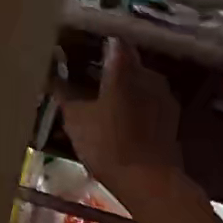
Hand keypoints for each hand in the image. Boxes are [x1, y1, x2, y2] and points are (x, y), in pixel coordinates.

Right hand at [57, 39, 182, 199]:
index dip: (96, 39)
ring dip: (122, 84)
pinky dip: (135, 102)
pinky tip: (120, 116)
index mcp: (124, 68)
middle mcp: (148, 73)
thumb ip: (64, 93)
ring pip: (138, 79)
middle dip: (107, 64)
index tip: (80, 43)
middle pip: (126, 59)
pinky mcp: (171, 115)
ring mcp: (164, 94)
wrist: (150, 183)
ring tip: (101, 97)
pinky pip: (149, 98)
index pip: (112, 39)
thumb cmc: (108, 145)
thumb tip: (51, 76)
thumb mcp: (76, 120)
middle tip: (85, 74)